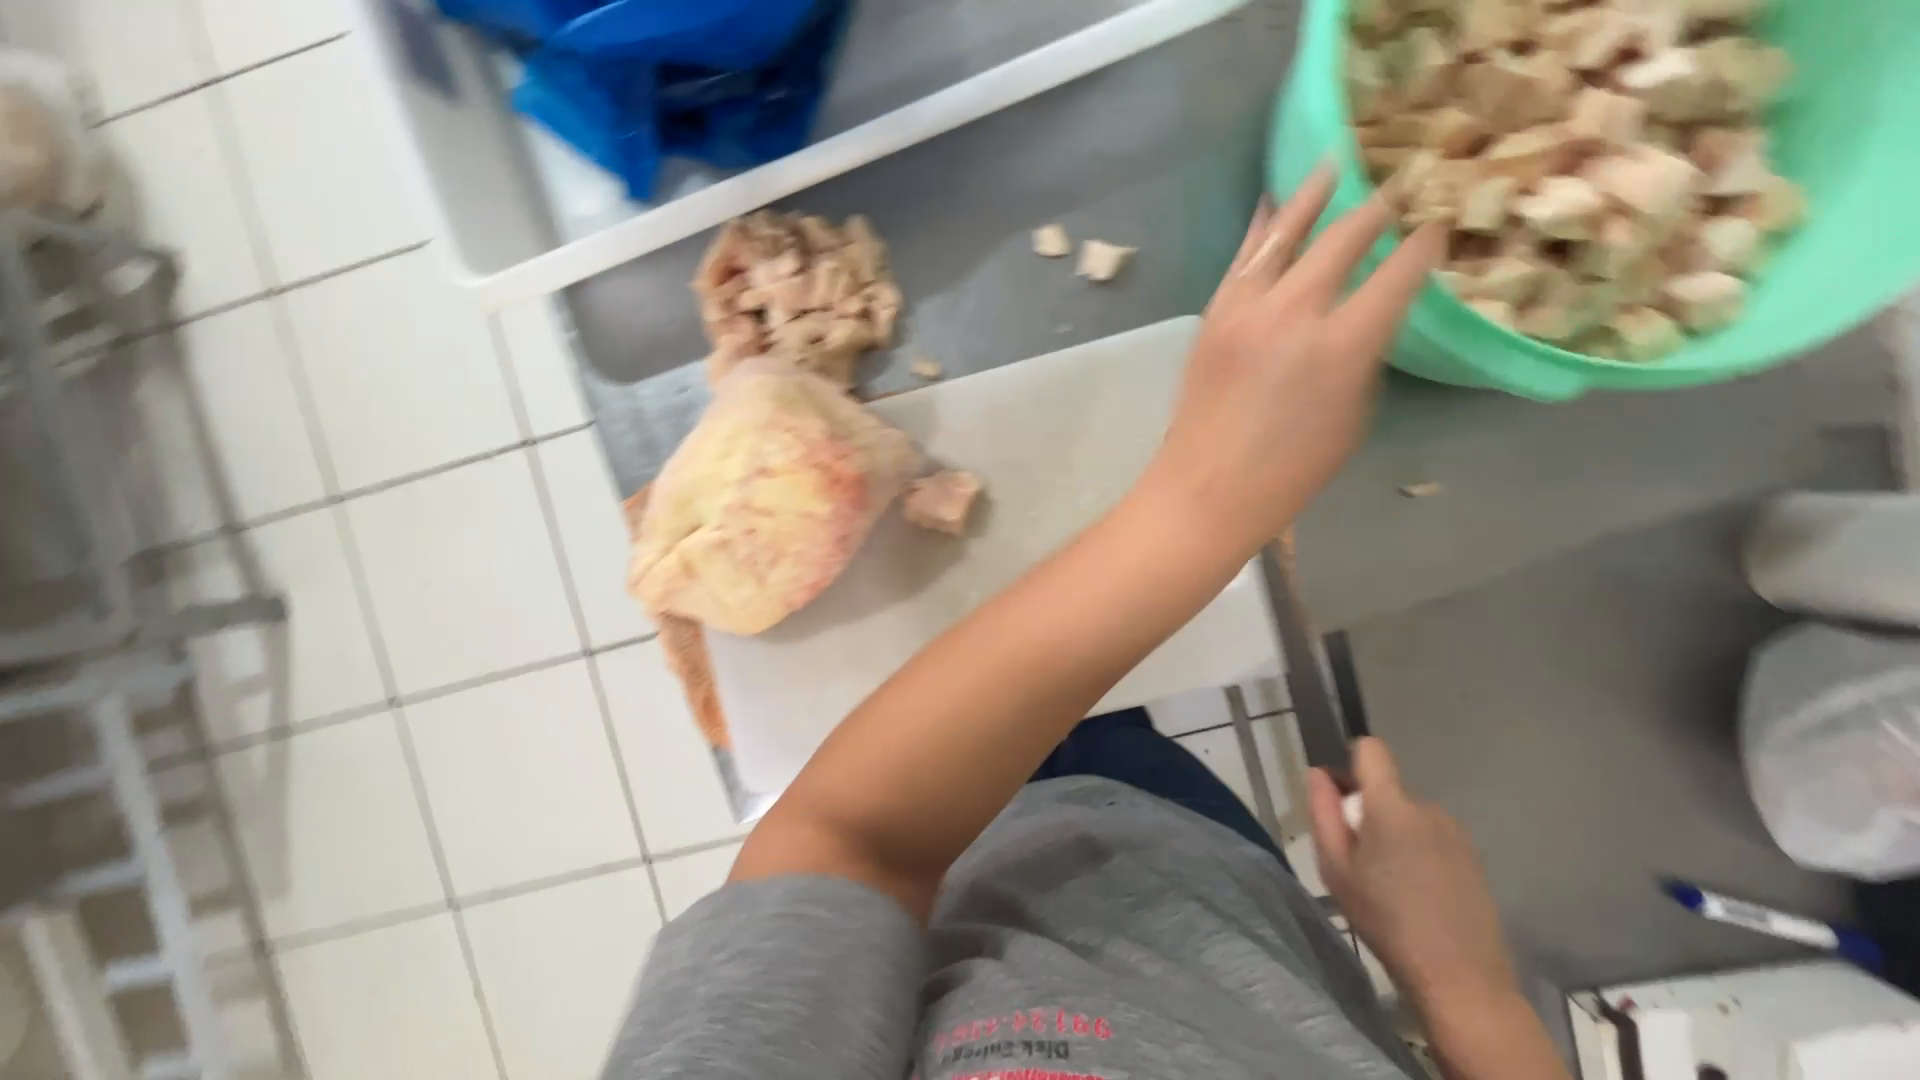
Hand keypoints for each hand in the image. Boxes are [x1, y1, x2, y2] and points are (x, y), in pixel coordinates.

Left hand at [1143, 167, 1446, 554]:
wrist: (1206, 489)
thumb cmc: (1290, 471)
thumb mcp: (1353, 416)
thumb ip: (1364, 355)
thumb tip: (1366, 317)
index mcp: (1343, 344)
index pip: (1400, 270)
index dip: (1426, 241)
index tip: (1441, 220)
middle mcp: (1294, 311)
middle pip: (1345, 235)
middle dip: (1379, 204)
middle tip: (1401, 177)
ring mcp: (1246, 308)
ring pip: (1285, 233)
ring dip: (1314, 194)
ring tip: (1336, 160)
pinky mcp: (1214, 314)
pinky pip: (1243, 258)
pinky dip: (1262, 228)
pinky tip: (1274, 204)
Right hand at [1307, 738, 1518, 1013]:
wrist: (1459, 977)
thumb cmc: (1385, 920)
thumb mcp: (1336, 870)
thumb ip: (1323, 814)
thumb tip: (1319, 774)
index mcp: (1391, 807)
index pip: (1371, 750)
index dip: (1351, 763)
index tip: (1342, 800)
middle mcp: (1427, 808)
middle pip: (1387, 791)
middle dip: (1369, 814)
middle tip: (1360, 863)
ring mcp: (1455, 832)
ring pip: (1409, 817)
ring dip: (1395, 836)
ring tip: (1391, 885)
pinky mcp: (1473, 857)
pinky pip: (1432, 838)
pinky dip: (1419, 854)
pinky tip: (1418, 895)